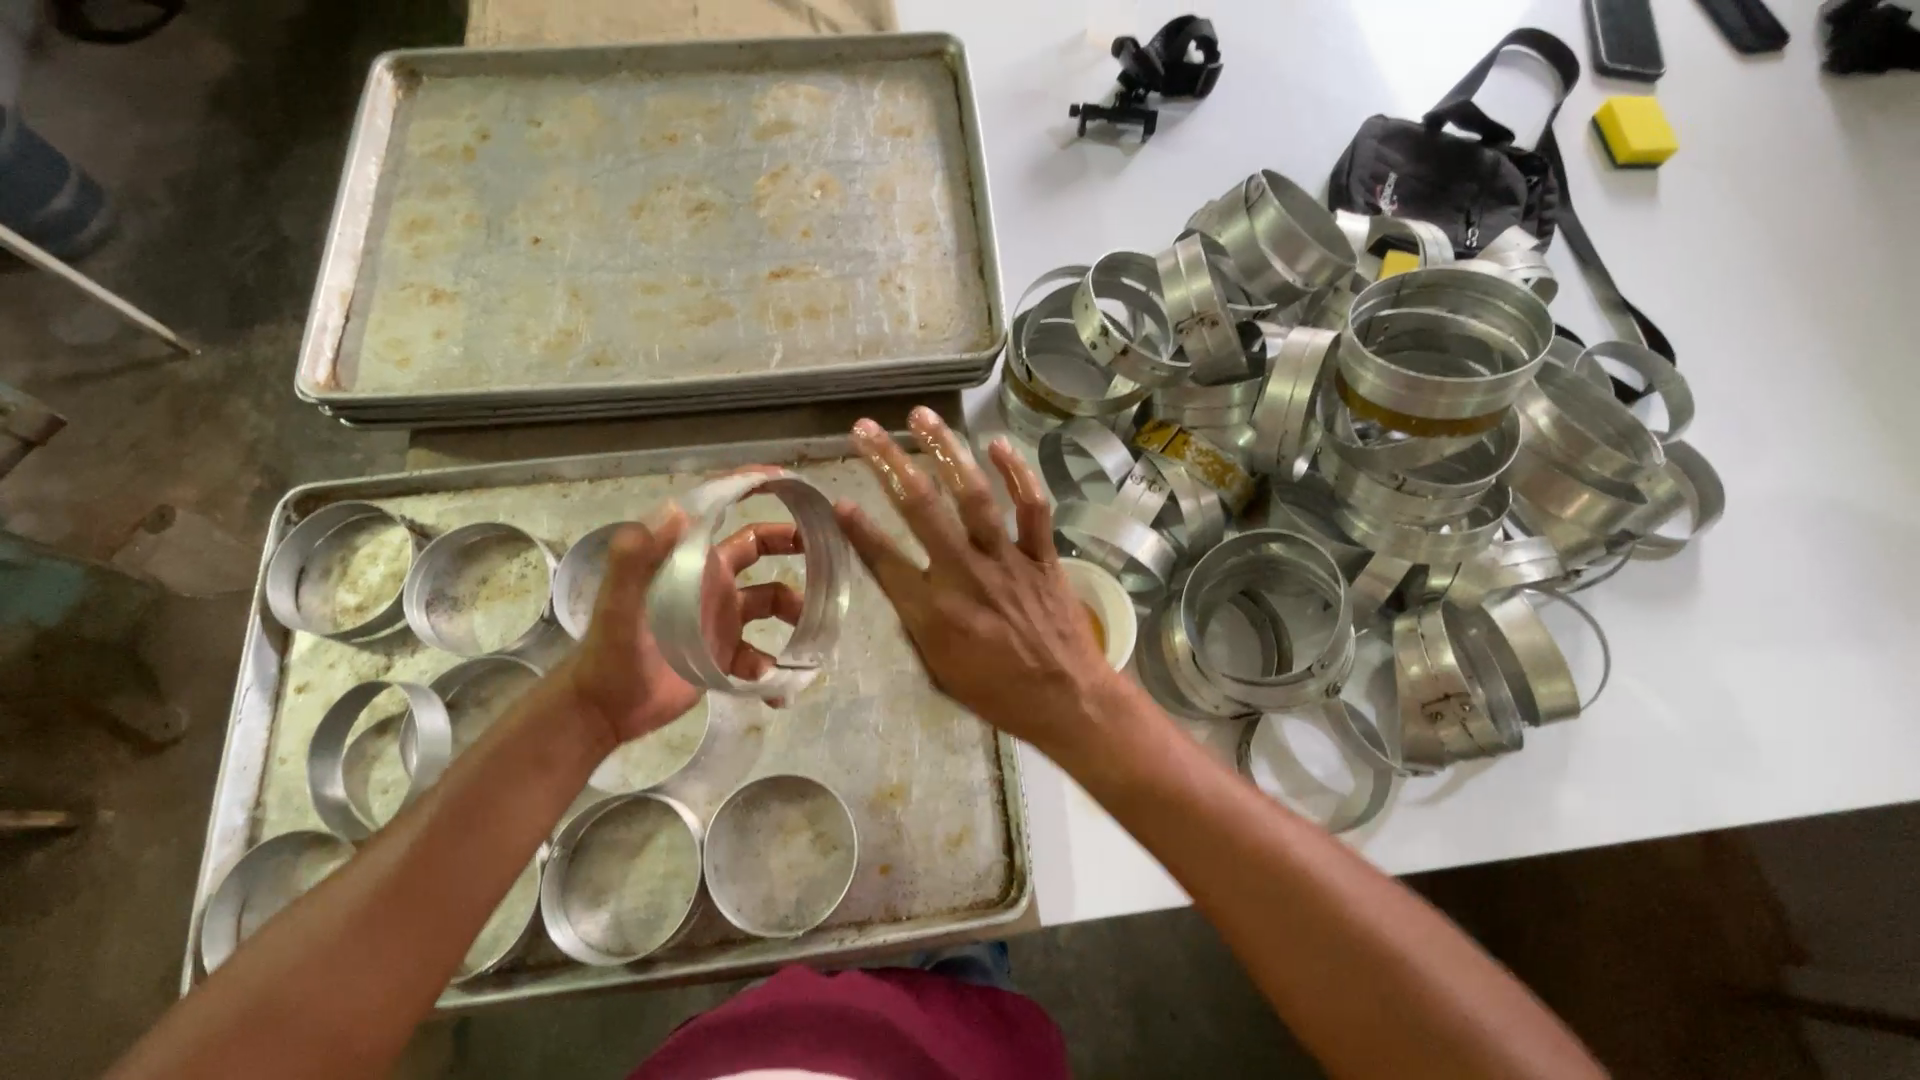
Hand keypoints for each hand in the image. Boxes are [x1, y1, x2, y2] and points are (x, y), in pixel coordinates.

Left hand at [560, 506, 803, 746]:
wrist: (605, 708)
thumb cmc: (612, 649)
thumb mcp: (620, 602)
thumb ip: (638, 557)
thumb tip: (679, 507)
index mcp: (690, 561)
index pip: (721, 511)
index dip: (750, 487)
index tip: (787, 479)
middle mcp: (711, 582)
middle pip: (761, 550)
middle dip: (793, 545)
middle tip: (827, 552)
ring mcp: (720, 619)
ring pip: (772, 603)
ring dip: (796, 616)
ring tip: (812, 640)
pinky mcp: (725, 655)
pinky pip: (761, 656)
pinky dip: (774, 671)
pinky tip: (778, 692)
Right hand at [834, 407, 1132, 759]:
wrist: (1067, 700)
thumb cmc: (999, 693)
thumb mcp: (940, 669)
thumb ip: (918, 622)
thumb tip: (901, 584)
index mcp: (933, 611)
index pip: (883, 559)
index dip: (856, 528)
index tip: (837, 501)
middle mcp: (965, 575)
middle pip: (918, 508)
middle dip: (887, 463)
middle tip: (865, 429)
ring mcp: (1006, 561)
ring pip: (972, 495)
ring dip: (945, 451)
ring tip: (922, 417)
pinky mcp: (1042, 556)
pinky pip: (1031, 507)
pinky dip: (1017, 474)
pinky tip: (998, 444)